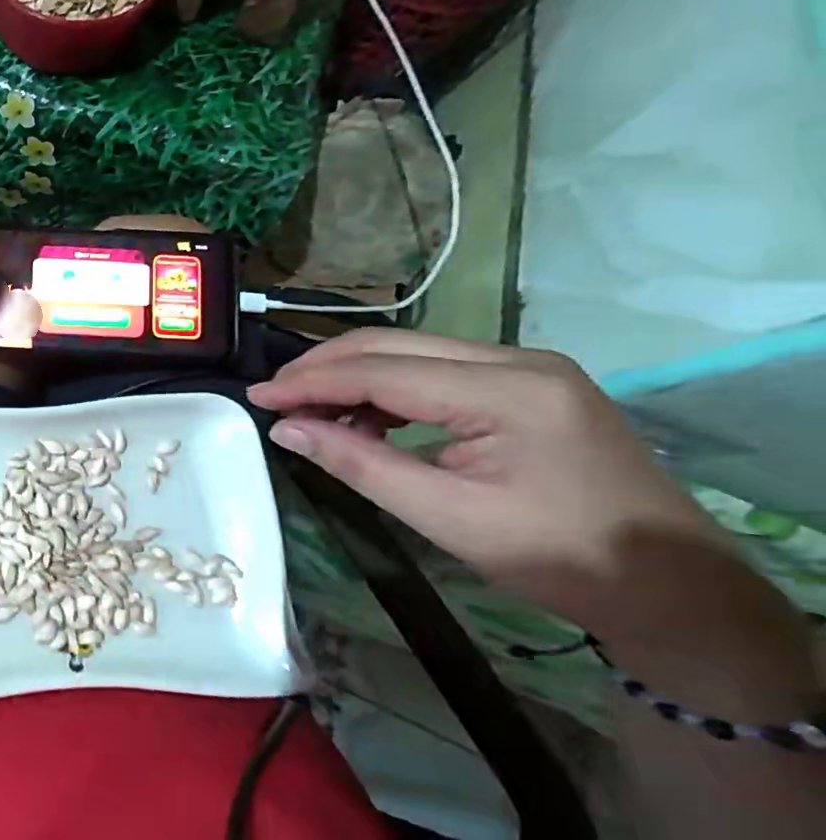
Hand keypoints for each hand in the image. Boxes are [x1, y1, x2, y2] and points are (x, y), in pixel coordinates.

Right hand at [249, 331, 824, 838]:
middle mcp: (518, 360)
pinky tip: (365, 418)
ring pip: (408, 349)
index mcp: (507, 392)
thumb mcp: (445, 516)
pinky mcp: (526, 381)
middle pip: (390, 343)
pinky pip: (434, 367)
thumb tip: (283, 429)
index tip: (256, 396)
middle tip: (274, 397)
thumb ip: (357, 463)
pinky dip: (386, 386)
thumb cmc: (558, 557)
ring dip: (352, 375)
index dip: (309, 381)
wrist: (674, 588)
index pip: (380, 370)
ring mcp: (527, 366)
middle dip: (322, 368)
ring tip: (312, 413)